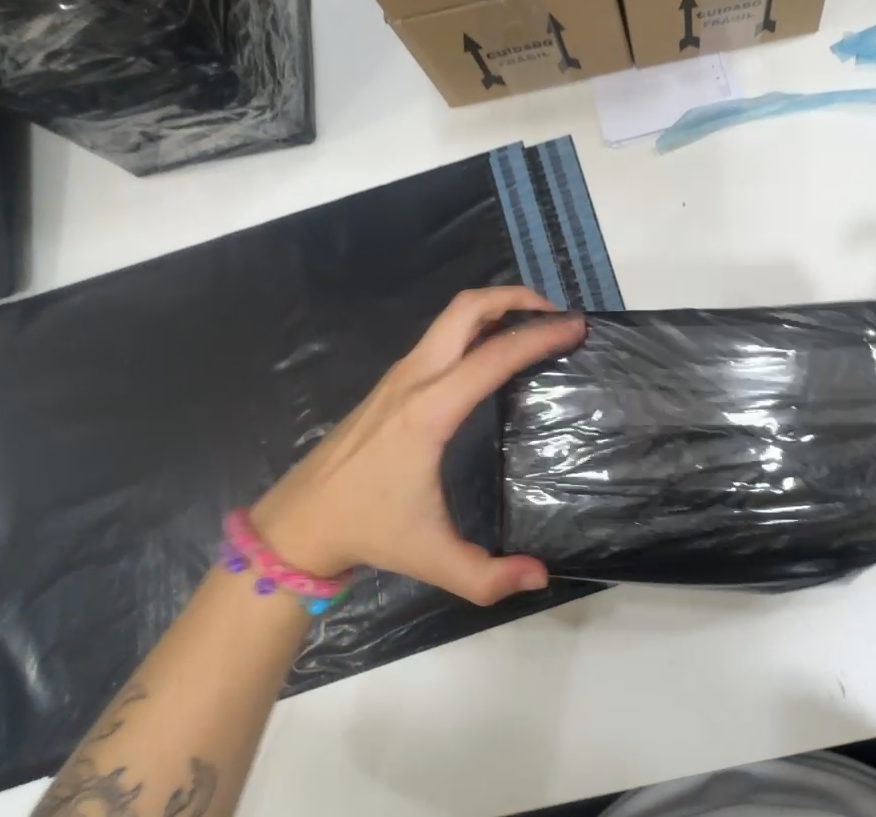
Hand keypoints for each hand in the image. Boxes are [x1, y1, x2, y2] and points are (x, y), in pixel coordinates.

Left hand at [250, 288, 584, 606]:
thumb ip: (487, 577)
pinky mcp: (393, 382)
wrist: (298, 521)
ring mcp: (400, 375)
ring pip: (451, 317)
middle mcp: (415, 378)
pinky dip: (477, 326)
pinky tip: (495, 353)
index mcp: (429, 411)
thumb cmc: (368, 530)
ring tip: (535, 327)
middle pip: (466, 309)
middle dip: (515, 299)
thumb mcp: (431, 559)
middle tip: (556, 315)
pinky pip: (442, 336)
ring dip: (496, 309)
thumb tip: (541, 577)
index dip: (540, 337)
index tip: (576, 328)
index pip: (494, 356)